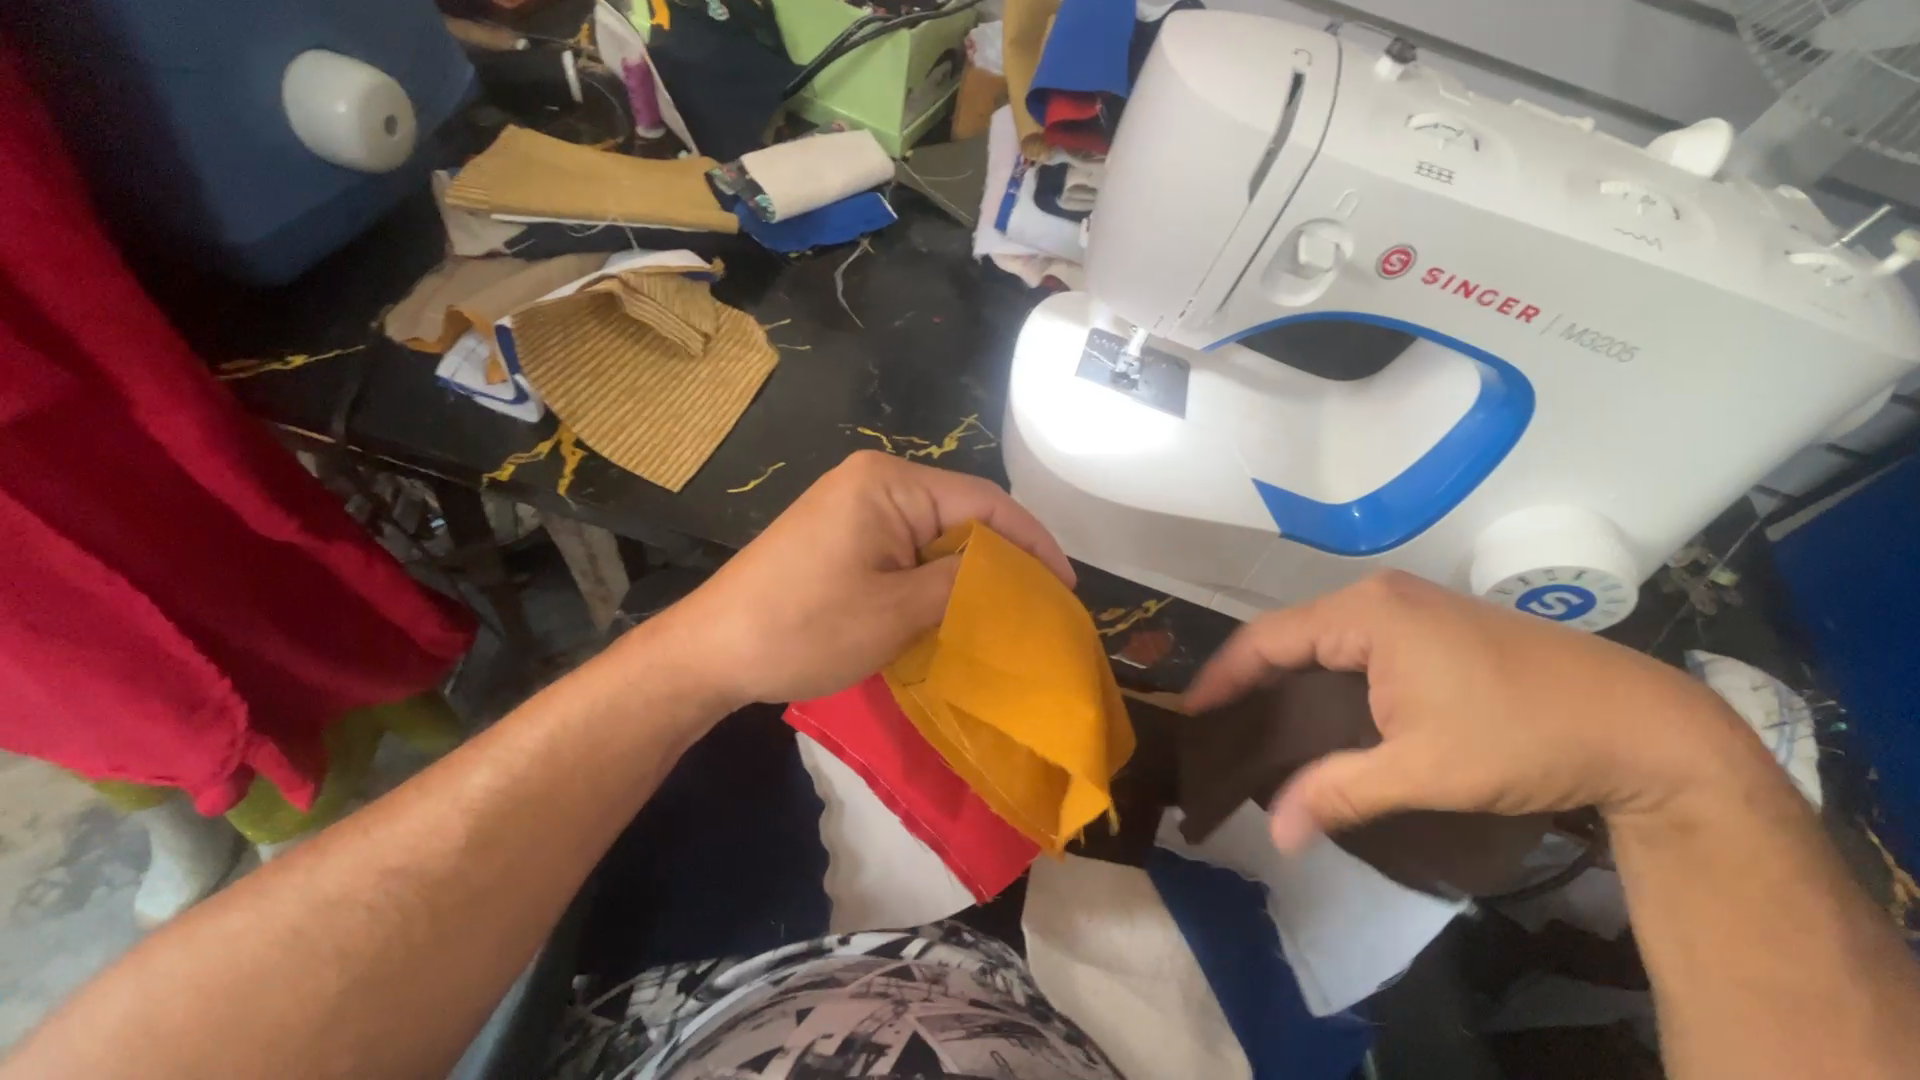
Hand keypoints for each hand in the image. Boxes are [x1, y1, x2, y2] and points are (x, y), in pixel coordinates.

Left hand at [660, 451, 1073, 707]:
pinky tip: (952, 610)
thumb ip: (963, 585)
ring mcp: (852, 507)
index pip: (984, 502)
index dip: (1032, 542)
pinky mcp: (840, 535)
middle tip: (1040, 607)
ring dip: (967, 573)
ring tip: (1005, 613)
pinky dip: (933, 578)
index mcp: (890, 483)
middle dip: (1001, 559)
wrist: (711, 651)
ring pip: (934, 536)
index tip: (1066, 587)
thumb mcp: (897, 611)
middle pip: (961, 515)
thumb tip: (1012, 579)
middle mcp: (874, 481)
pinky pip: (904, 549)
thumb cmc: (805, 628)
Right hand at [1185, 572, 1773, 851]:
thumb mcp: (1422, 771)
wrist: (1644, 725)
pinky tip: (1319, 709)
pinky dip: (1325, 673)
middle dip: (1251, 677)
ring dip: (1289, 676)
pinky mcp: (1435, 624)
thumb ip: (1336, 793)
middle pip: (1291, 633)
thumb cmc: (1522, 737)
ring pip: (1324, 637)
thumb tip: (1274, 836)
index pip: (1266, 639)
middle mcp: (1380, 596)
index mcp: (1366, 614)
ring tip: (1257, 720)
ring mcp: (1412, 606)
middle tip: (1220, 725)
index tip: (1190, 715)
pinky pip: (1355, 642)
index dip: (1222, 677)